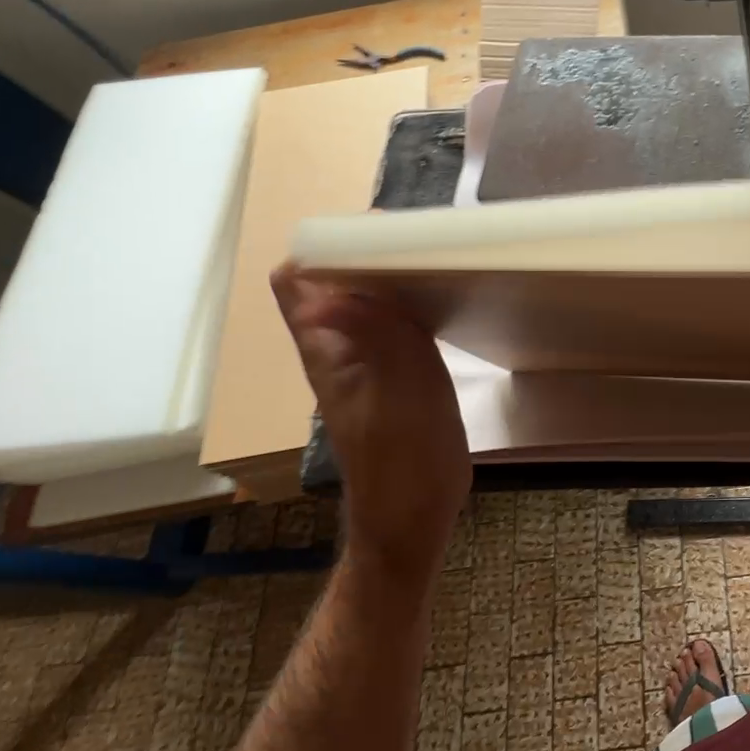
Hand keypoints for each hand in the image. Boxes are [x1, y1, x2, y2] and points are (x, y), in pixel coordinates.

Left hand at [273, 265, 471, 577]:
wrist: (412, 520)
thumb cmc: (405, 463)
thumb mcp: (396, 398)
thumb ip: (375, 339)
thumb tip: (330, 288)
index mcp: (327, 349)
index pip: (301, 280)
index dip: (330, 246)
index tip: (382, 230)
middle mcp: (339, 346)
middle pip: (337, 280)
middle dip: (372, 250)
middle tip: (426, 238)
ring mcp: (367, 360)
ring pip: (368, 298)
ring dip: (395, 273)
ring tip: (442, 258)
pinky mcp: (394, 373)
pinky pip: (395, 321)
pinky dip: (415, 301)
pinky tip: (448, 298)